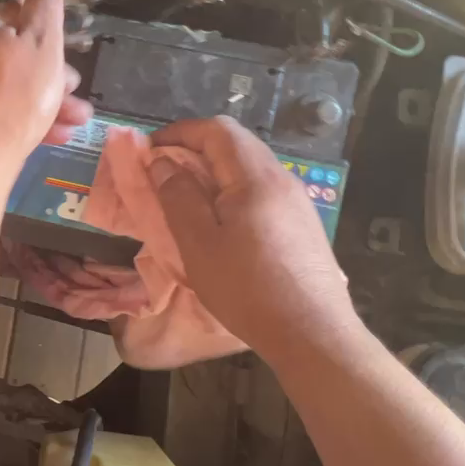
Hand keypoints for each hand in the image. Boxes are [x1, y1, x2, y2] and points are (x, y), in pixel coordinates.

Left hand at [0, 0, 92, 167]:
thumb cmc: (18, 94)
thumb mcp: (42, 45)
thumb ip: (45, 10)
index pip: (15, 14)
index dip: (45, 26)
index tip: (66, 45)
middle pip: (17, 57)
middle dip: (54, 73)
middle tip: (76, 88)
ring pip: (14, 89)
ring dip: (50, 101)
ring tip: (78, 120)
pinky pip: (3, 115)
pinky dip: (30, 121)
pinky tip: (57, 136)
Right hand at [149, 116, 355, 361]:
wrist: (314, 335)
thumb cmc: (247, 288)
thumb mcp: (198, 243)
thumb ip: (178, 196)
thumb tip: (163, 162)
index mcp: (255, 177)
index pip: (216, 130)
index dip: (179, 133)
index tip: (150, 152)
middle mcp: (282, 179)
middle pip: (235, 143)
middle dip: (195, 150)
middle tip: (163, 174)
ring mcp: (297, 201)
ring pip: (249, 167)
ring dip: (213, 172)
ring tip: (186, 199)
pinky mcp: (302, 224)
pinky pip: (261, 190)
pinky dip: (232, 191)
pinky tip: (221, 224)